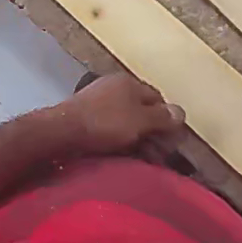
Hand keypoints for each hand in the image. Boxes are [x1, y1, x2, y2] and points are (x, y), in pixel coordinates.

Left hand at [51, 73, 184, 155]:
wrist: (61, 131)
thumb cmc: (105, 123)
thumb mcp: (140, 121)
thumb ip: (162, 117)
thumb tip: (180, 112)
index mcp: (130, 83)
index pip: (158, 98)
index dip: (167, 119)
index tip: (172, 140)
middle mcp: (114, 87)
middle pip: (141, 109)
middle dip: (152, 132)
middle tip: (159, 155)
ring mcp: (97, 100)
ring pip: (125, 120)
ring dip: (136, 138)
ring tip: (141, 159)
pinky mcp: (84, 116)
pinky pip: (109, 127)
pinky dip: (118, 140)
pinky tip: (120, 154)